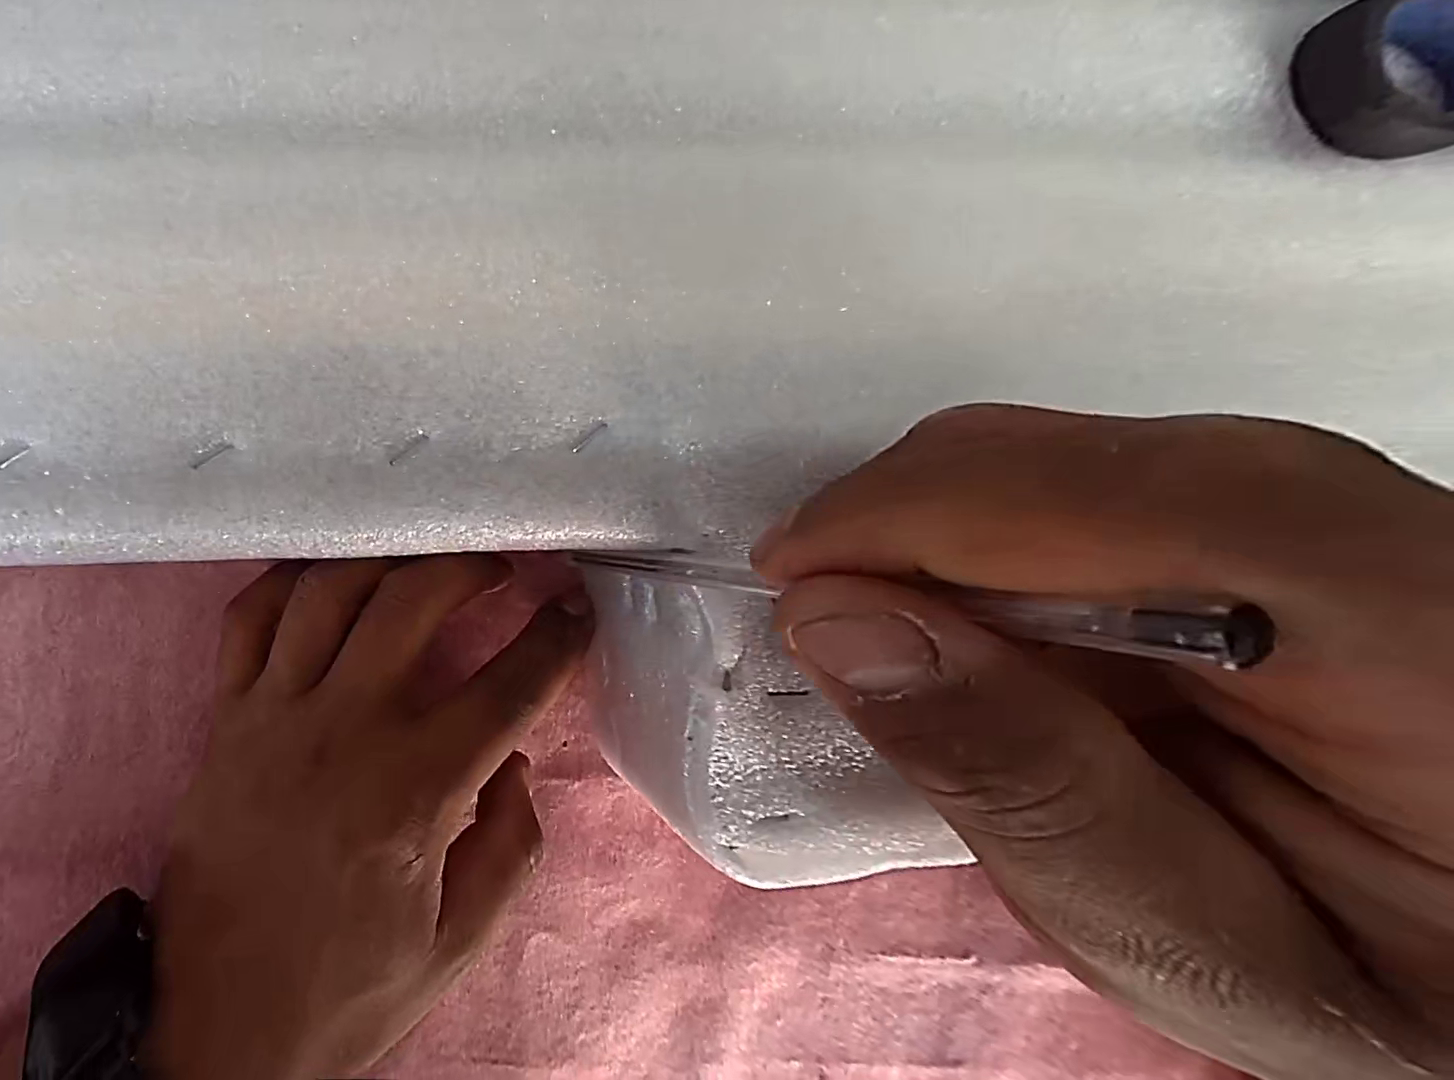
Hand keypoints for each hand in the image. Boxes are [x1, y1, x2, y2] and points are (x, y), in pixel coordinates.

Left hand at [139, 556, 592, 1079]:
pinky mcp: (225, 718)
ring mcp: (275, 714)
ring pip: (331, 591)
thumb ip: (512, 841)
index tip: (575, 612)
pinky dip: (289, 580)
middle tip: (499, 569)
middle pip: (413, 601)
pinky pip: (248, 619)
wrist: (213, 1027)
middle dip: (470, 568)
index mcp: (415, 789)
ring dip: (389, 560)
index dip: (554, 640)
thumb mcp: (462, 938)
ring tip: (423, 562)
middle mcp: (345, 730)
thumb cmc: (347, 986)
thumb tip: (510, 758)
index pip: (508, 688)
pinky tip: (327, 577)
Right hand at [753, 405, 1453, 1078]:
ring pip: (1038, 449)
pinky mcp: (1255, 499)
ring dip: (916, 525)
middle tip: (818, 612)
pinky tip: (956, 608)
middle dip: (888, 519)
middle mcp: (1377, 525)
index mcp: (1423, 647)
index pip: (1102, 505)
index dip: (899, 519)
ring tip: (880, 619)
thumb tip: (832, 620)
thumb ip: (1013, 776)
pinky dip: (959, 527)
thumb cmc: (1352, 979)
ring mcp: (1317, 494)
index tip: (785, 582)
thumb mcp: (1178, 937)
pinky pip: (1053, 470)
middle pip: (1052, 456)